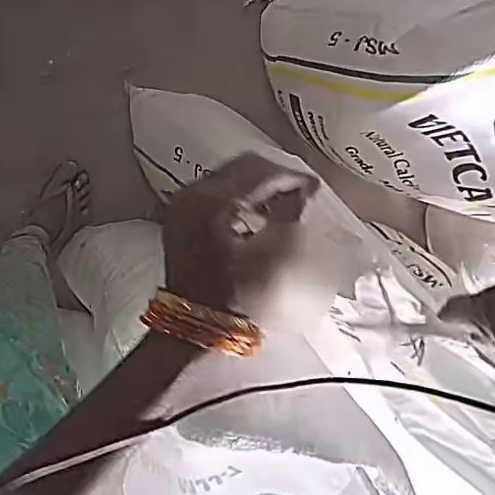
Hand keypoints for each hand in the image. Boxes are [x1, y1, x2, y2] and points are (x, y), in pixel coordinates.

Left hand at [162, 153, 319, 320]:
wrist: (195, 327)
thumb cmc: (234, 299)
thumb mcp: (273, 260)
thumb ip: (290, 218)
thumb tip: (302, 195)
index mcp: (212, 202)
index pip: (259, 173)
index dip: (291, 177)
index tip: (313, 187)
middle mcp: (192, 196)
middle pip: (241, 167)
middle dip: (274, 177)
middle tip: (300, 192)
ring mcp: (182, 205)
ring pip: (228, 177)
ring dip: (257, 186)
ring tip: (283, 205)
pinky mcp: (181, 217)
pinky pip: (215, 192)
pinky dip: (240, 197)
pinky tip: (258, 216)